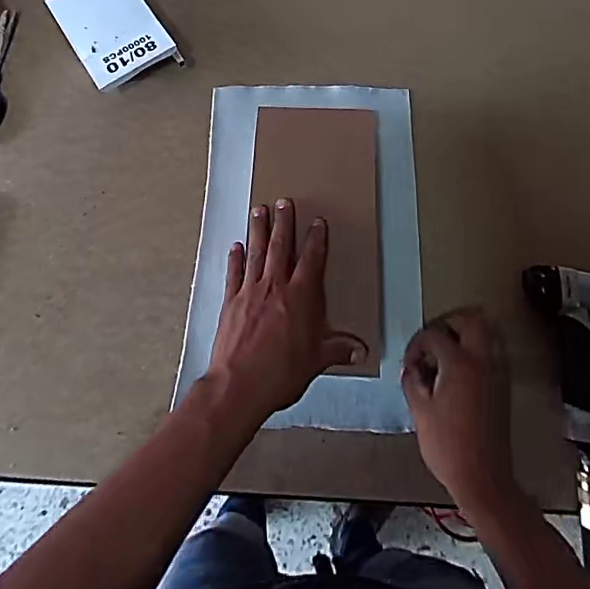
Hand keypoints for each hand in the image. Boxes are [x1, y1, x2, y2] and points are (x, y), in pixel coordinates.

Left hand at [203, 199, 367, 422]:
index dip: (316, 239)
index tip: (317, 222)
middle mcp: (275, 288)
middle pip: (281, 247)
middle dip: (283, 223)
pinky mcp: (230, 304)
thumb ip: (338, 350)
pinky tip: (235, 247)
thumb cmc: (280, 372)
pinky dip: (235, 259)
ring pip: (256, 253)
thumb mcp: (316, 360)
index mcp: (300, 297)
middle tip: (283, 202)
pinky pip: (234, 274)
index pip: (312, 259)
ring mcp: (250, 293)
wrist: (238, 386)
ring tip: (258, 210)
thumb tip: (359, 351)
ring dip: (258, 230)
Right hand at [403, 308, 518, 512]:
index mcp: (459, 364)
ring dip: (467, 333)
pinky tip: (460, 371)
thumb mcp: (420, 413)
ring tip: (446, 352)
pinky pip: (493, 352)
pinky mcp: (503, 385)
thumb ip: (412, 383)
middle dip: (450, 322)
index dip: (417, 344)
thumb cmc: (448, 447)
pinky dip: (477, 350)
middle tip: (433, 339)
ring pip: (488, 333)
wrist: (481, 476)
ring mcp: (497, 372)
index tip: (410, 360)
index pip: (435, 334)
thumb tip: (411, 370)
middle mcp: (482, 361)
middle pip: (472, 320)